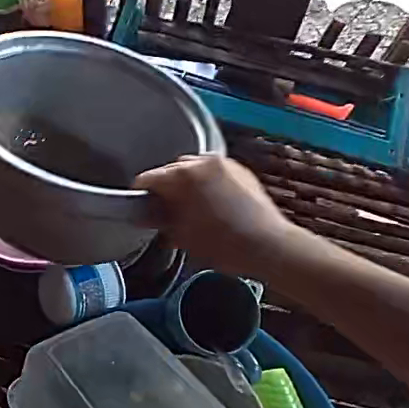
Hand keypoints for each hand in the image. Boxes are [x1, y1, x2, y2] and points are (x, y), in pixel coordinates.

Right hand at [135, 155, 299, 277]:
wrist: (268, 246)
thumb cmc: (223, 245)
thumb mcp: (182, 236)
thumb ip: (160, 220)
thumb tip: (148, 215)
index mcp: (182, 176)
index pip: (148, 179)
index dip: (141, 195)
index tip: (141, 209)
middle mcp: (202, 162)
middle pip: (171, 170)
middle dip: (166, 188)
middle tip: (166, 211)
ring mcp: (224, 163)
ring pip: (193, 169)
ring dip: (187, 183)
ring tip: (191, 207)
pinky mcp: (241, 170)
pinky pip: (214, 172)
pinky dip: (207, 183)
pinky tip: (212, 204)